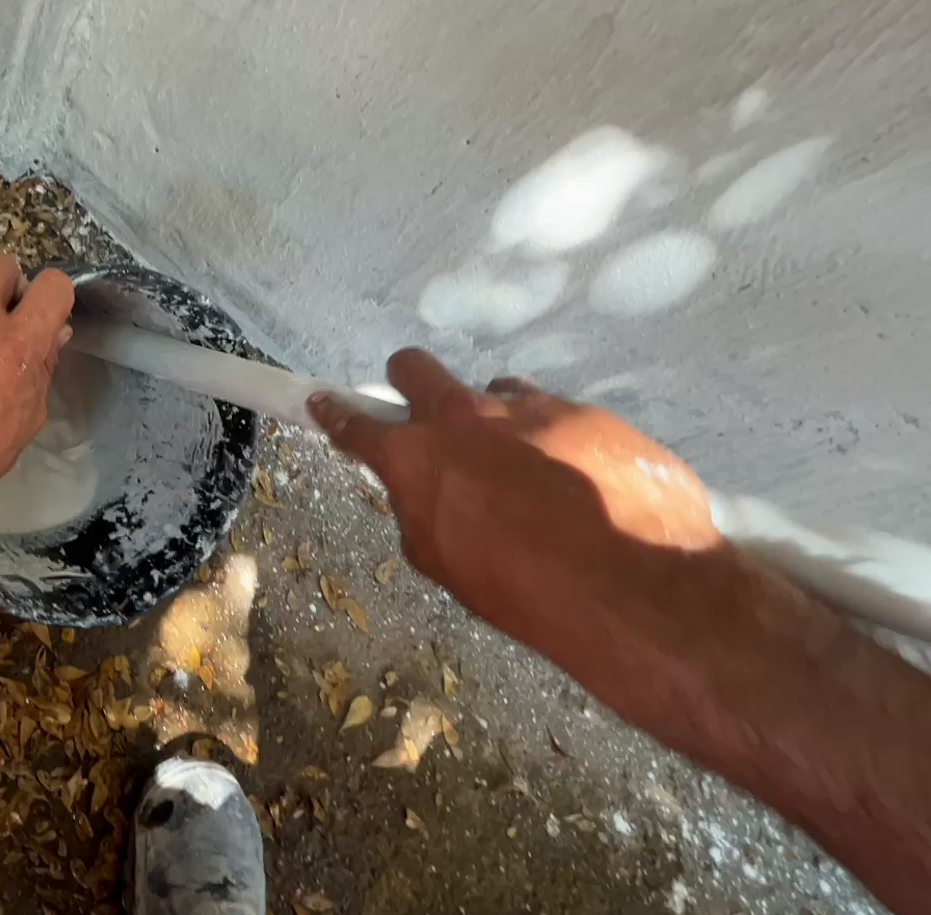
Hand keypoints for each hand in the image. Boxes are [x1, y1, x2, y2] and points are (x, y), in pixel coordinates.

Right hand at [307, 349, 721, 663]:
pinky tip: (579, 482)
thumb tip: (421, 491)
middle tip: (426, 417)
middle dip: (407, 383)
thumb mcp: (438, 560)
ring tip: (522, 464)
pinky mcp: (590, 413)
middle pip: (413, 366)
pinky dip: (553, 440)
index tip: (321, 401)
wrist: (637, 592)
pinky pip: (555, 413)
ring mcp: (529, 407)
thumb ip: (415, 509)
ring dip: (492, 417)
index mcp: (413, 455)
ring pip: (492, 390)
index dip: (332, 411)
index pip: (354, 422)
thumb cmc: (518, 588)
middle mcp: (462, 416)